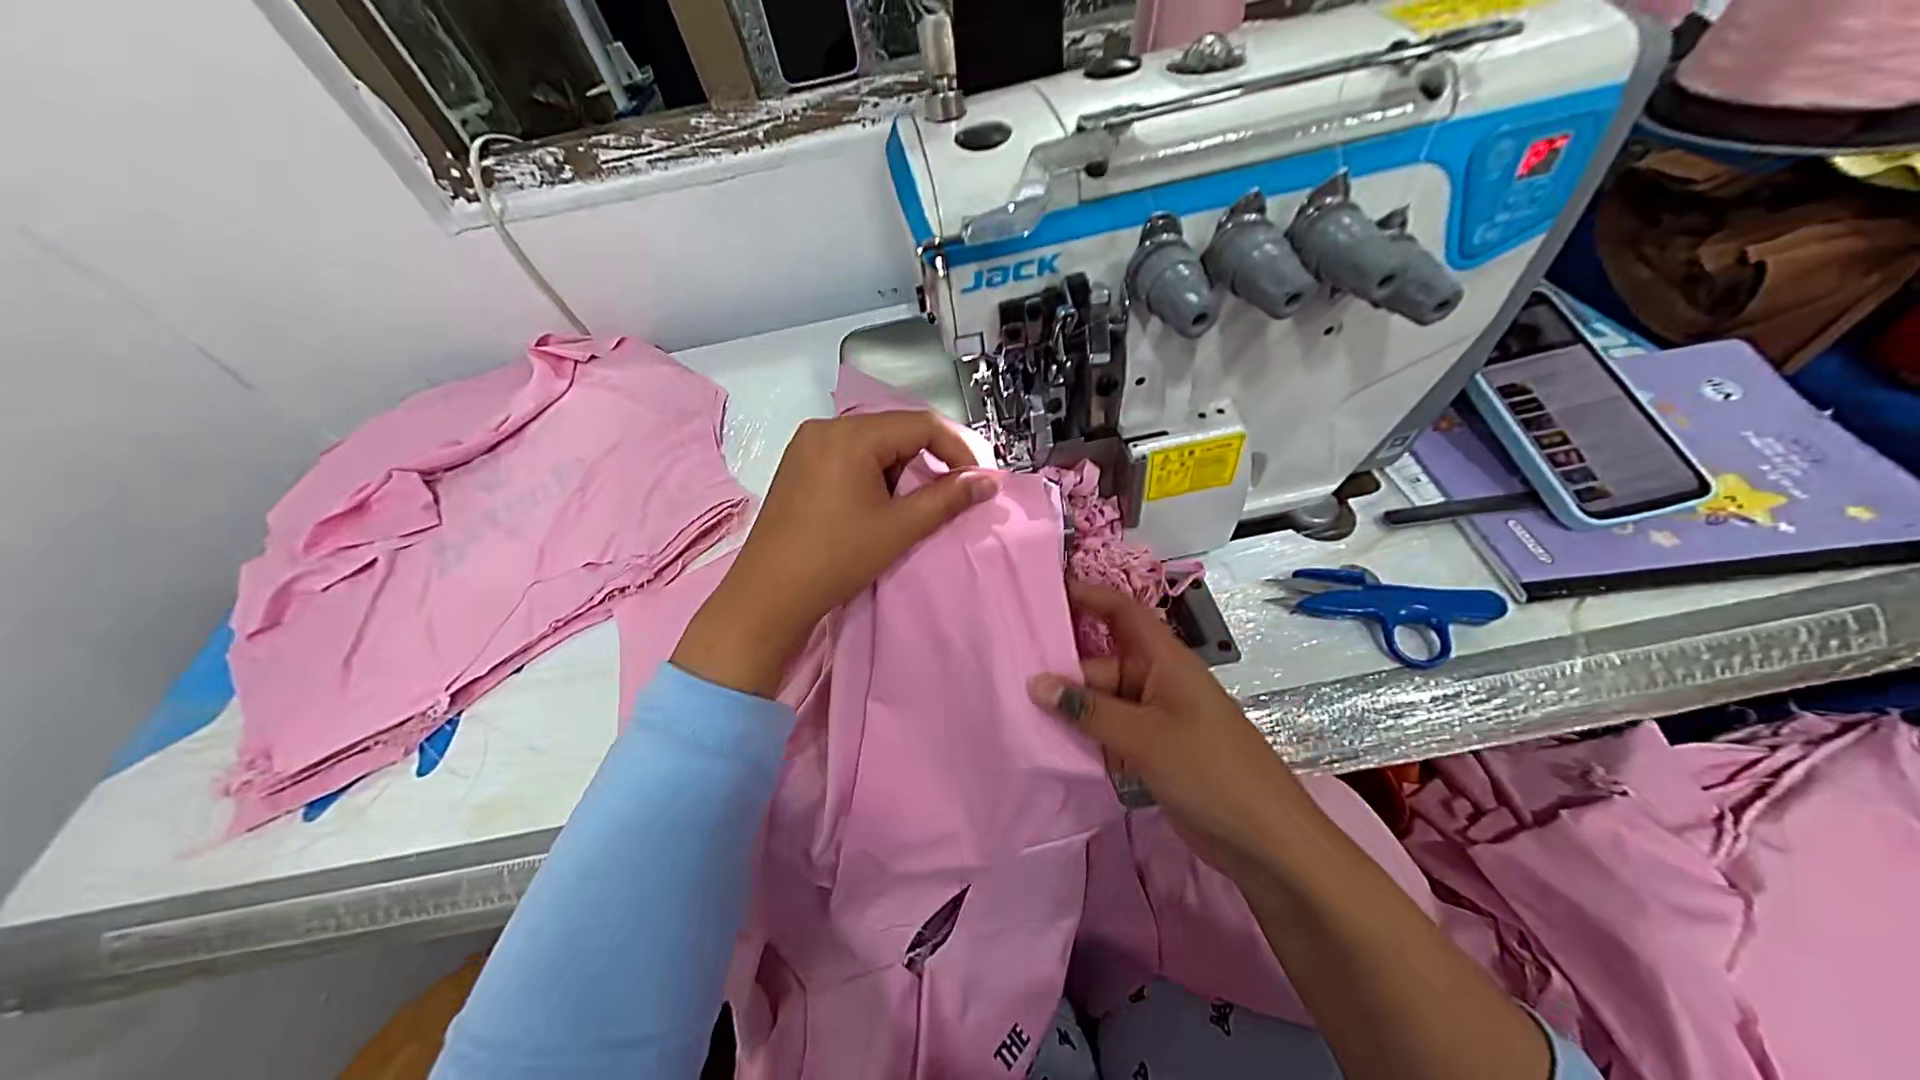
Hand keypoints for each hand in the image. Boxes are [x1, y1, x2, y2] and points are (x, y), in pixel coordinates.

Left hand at [674, 411, 1000, 697]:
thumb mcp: (899, 527)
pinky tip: (879, 505)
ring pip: (874, 443)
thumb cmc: (835, 559)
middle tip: (951, 493)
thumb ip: (949, 498)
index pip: (921, 424)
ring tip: (911, 506)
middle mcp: (825, 428)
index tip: (978, 479)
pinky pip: (850, 455)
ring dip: (903, 468)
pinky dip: (875, 473)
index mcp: (849, 435)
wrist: (768, 596)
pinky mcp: (799, 464)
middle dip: (930, 459)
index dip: (958, 448)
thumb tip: (987, 481)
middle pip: (897, 430)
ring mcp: (807, 445)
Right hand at [1036, 587, 1558, 1079]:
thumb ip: (1088, 710)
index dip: (1088, 595)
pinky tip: (1052, 748)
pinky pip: (1111, 733)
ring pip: (1102, 702)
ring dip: (1072, 711)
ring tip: (1020, 715)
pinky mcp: (1153, 752)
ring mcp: (1155, 719)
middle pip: (1101, 664)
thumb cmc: (1210, 771)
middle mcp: (1157, 683)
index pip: (1122, 613)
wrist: (1266, 841)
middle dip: (1064, 673)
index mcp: (1165, 661)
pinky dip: (1087, 739)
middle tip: (1010, 681)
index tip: (1045, 591)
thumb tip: (1035, 684)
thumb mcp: (1144, 737)